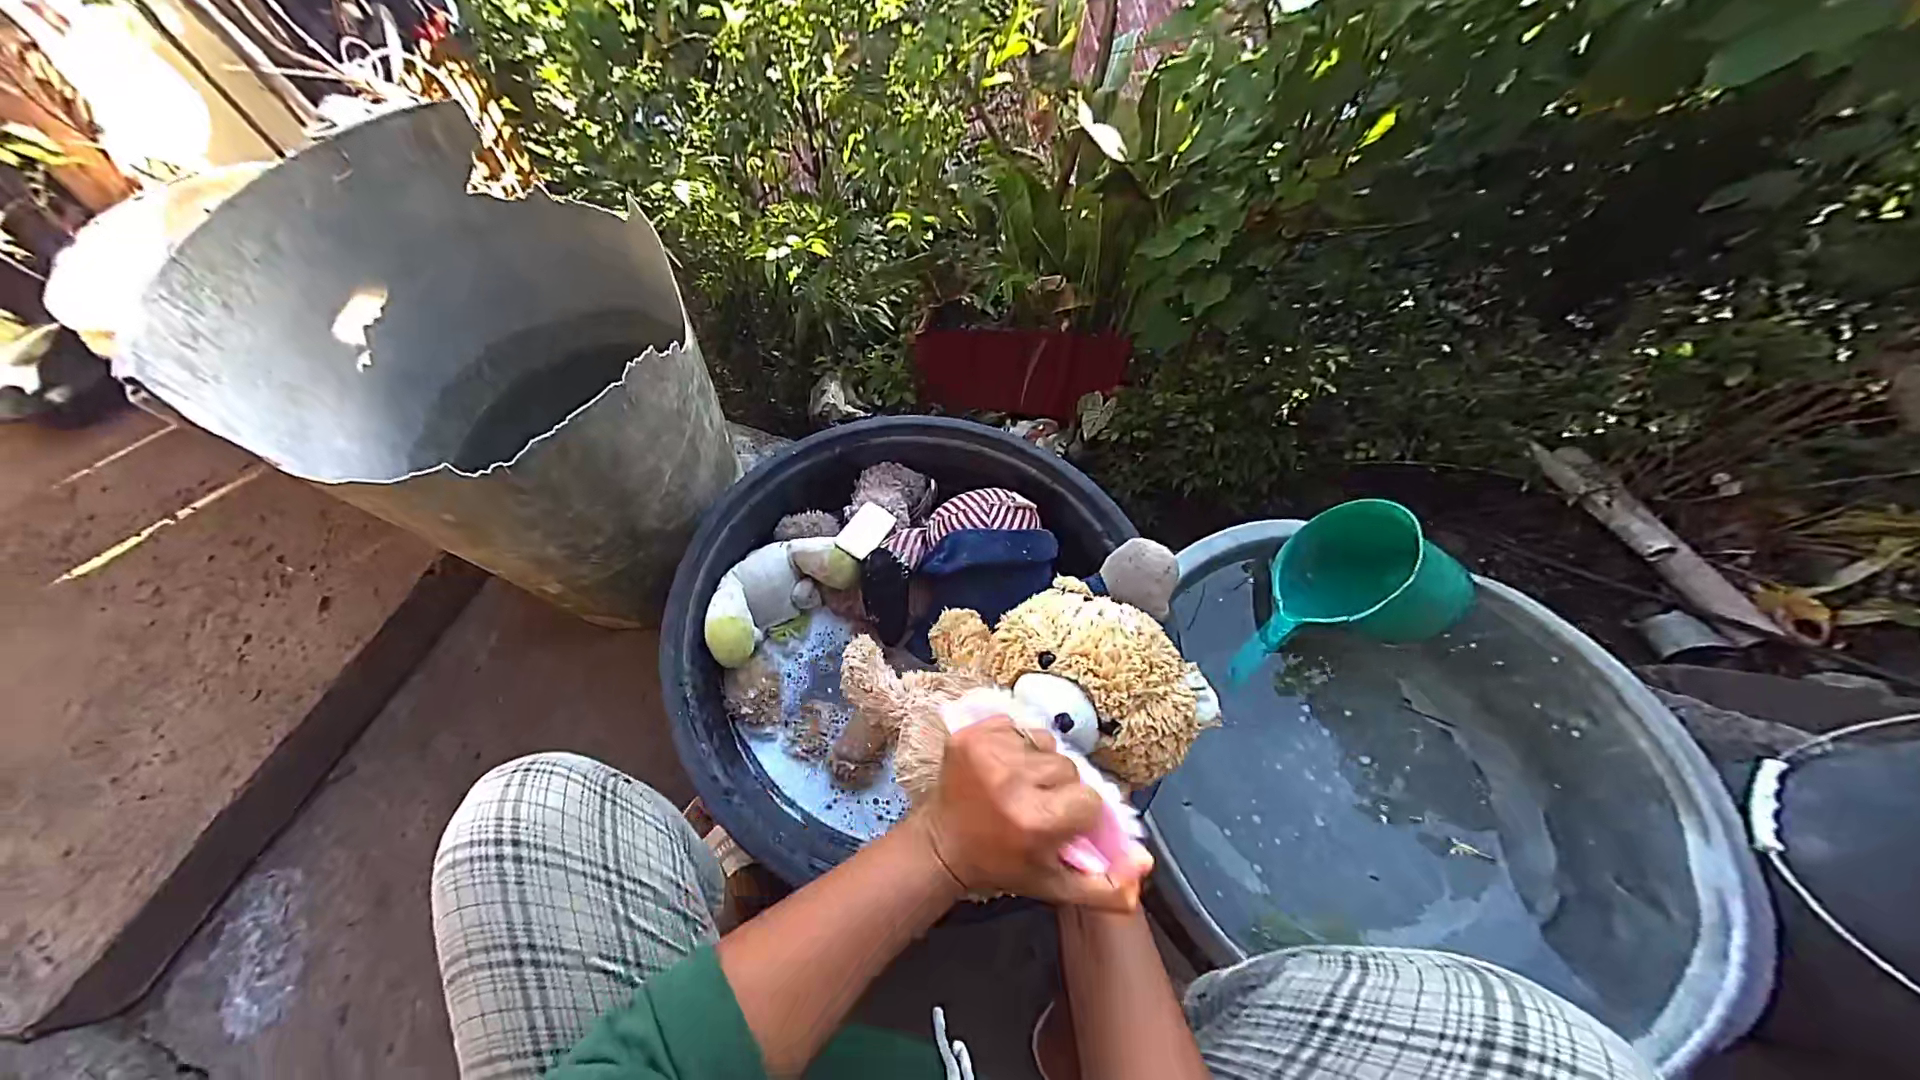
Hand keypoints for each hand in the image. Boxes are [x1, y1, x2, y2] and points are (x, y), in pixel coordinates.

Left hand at [916, 716, 1148, 911]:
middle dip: (1059, 786)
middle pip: (1068, 767)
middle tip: (1038, 803)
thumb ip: (1106, 885)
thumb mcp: (1054, 884)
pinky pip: (1017, 726)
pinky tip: (1004, 765)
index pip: (1089, 799)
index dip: (1079, 811)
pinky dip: (1016, 742)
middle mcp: (1012, 780)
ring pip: (1045, 743)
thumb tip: (1143, 862)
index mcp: (1035, 820)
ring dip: (1038, 761)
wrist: (943, 842)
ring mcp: (989, 751)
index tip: (1060, 822)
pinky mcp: (972, 734)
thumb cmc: (1001, 863)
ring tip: (1020, 784)